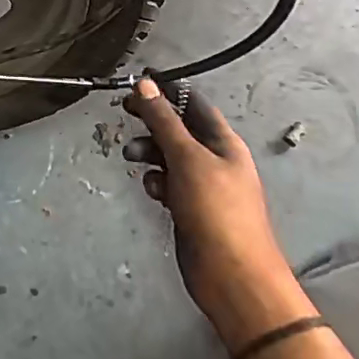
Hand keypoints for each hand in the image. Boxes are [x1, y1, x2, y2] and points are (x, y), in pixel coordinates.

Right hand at [123, 79, 312, 351]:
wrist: (233, 279)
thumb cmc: (216, 211)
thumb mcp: (186, 157)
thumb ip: (163, 120)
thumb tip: (146, 84)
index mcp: (222, 140)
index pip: (192, 101)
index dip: (166, 88)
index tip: (139, 79)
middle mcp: (214, 158)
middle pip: (178, 127)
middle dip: (152, 119)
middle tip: (125, 109)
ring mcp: (203, 184)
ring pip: (169, 155)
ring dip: (149, 151)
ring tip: (132, 155)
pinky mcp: (190, 208)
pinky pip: (169, 182)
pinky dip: (157, 180)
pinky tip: (153, 190)